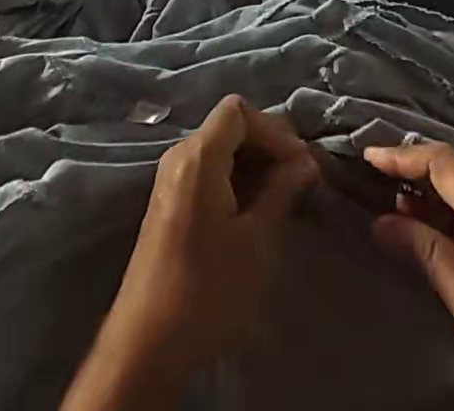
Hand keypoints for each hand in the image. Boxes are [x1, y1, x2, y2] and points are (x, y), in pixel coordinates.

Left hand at [60, 95, 317, 410]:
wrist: (148, 342)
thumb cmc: (208, 289)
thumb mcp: (256, 241)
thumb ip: (281, 191)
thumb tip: (305, 162)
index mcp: (198, 157)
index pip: (238, 111)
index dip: (275, 130)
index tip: (301, 163)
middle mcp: (179, 156)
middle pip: (229, 125)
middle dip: (269, 143)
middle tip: (302, 176)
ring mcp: (171, 177)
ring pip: (220, 146)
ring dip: (256, 161)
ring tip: (287, 192)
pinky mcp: (171, 199)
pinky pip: (209, 168)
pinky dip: (238, 175)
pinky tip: (260, 204)